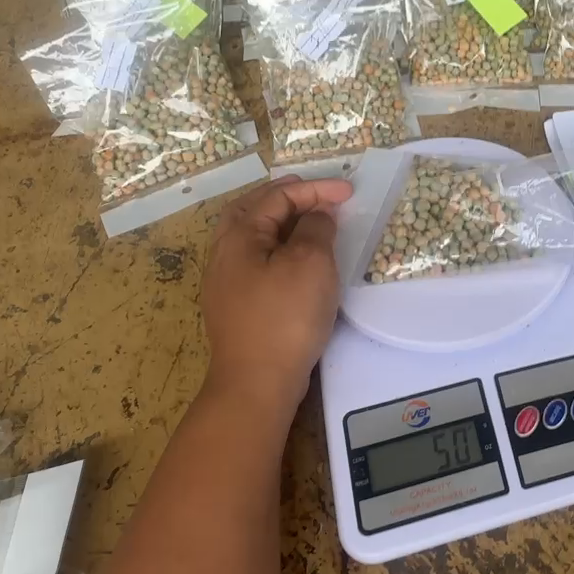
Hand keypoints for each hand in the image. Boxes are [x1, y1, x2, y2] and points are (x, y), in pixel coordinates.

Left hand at [199, 174, 353, 415]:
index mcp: (238, 236)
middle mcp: (224, 253)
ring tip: (309, 220)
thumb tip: (317, 215)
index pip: (277, 197)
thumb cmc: (285, 317)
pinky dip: (279, 246)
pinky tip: (297, 260)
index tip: (349, 192)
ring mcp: (227, 282)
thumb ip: (316, 229)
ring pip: (253, 236)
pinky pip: (257, 260)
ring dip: (281, 222)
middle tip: (318, 195)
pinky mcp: (237, 306)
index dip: (315, 189)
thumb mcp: (311, 263)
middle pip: (253, 210)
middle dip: (287, 197)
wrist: (256, 383)